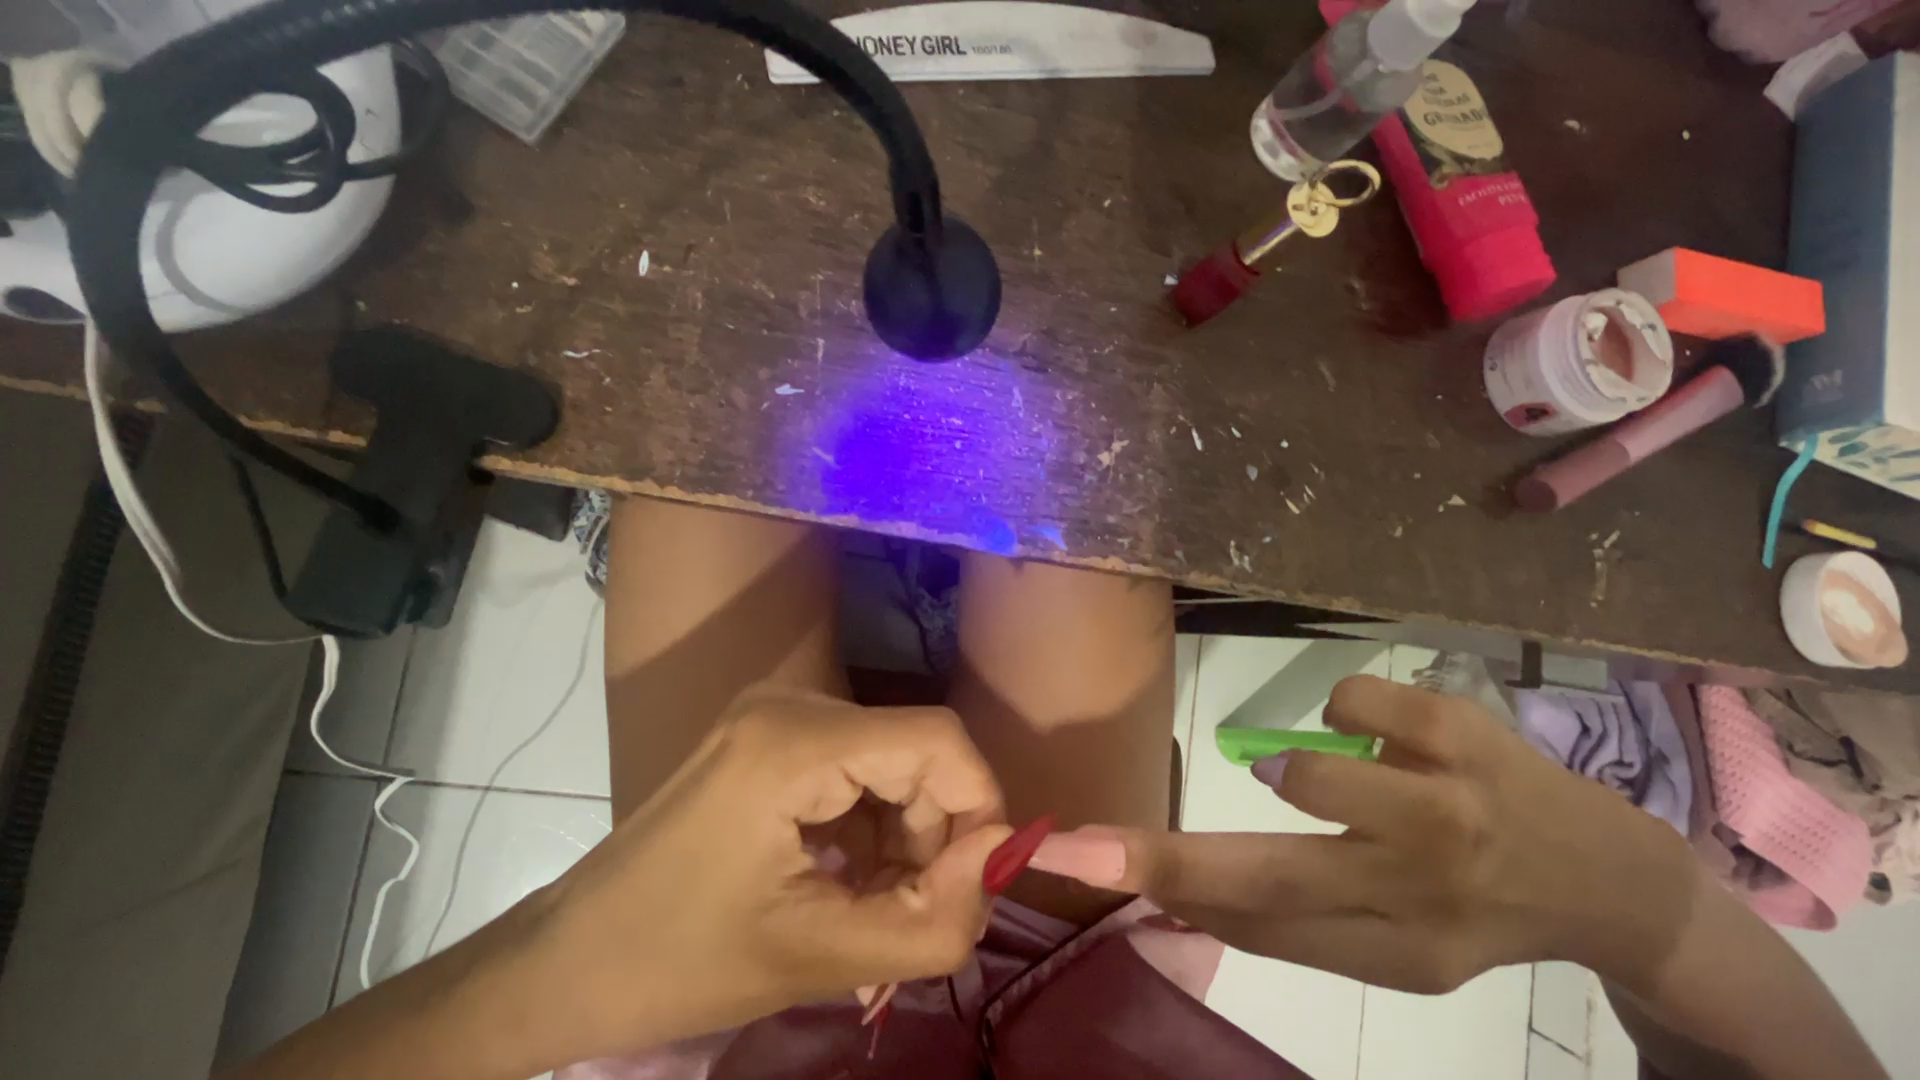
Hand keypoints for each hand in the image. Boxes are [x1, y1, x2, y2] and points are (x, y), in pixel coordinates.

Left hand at [511, 684, 1011, 1063]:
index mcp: (793, 743)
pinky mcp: (768, 735)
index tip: (972, 887)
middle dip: (934, 835)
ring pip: (890, 760)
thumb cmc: (680, 964)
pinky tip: (846, 879)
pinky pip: (856, 767)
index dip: (978, 808)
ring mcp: (774, 714)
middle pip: (915, 750)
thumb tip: (1002, 858)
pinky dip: (872, 825)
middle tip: (910, 913)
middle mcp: (789, 704)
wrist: (571, 959)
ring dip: (903, 837)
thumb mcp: (820, 959)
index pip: (937, 740)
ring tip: (871, 908)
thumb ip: (933, 919)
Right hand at [1031, 675, 1698, 993]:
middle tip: (1081, 847)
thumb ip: (1289, 922)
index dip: (1164, 888)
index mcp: (1389, 953)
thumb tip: (1181, 892)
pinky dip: (1347, 710)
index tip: (1077, 861)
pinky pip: (1356, 700)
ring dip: (1298, 769)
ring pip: (1313, 773)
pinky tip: (1384, 737)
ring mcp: (1452, 811)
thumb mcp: (1391, 948)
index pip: (1255, 924)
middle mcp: (1420, 894)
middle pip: (1269, 874)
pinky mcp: (1472, 736)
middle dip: (1165, 861)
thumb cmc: (1473, 908)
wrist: (1613, 879)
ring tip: (1335, 776)